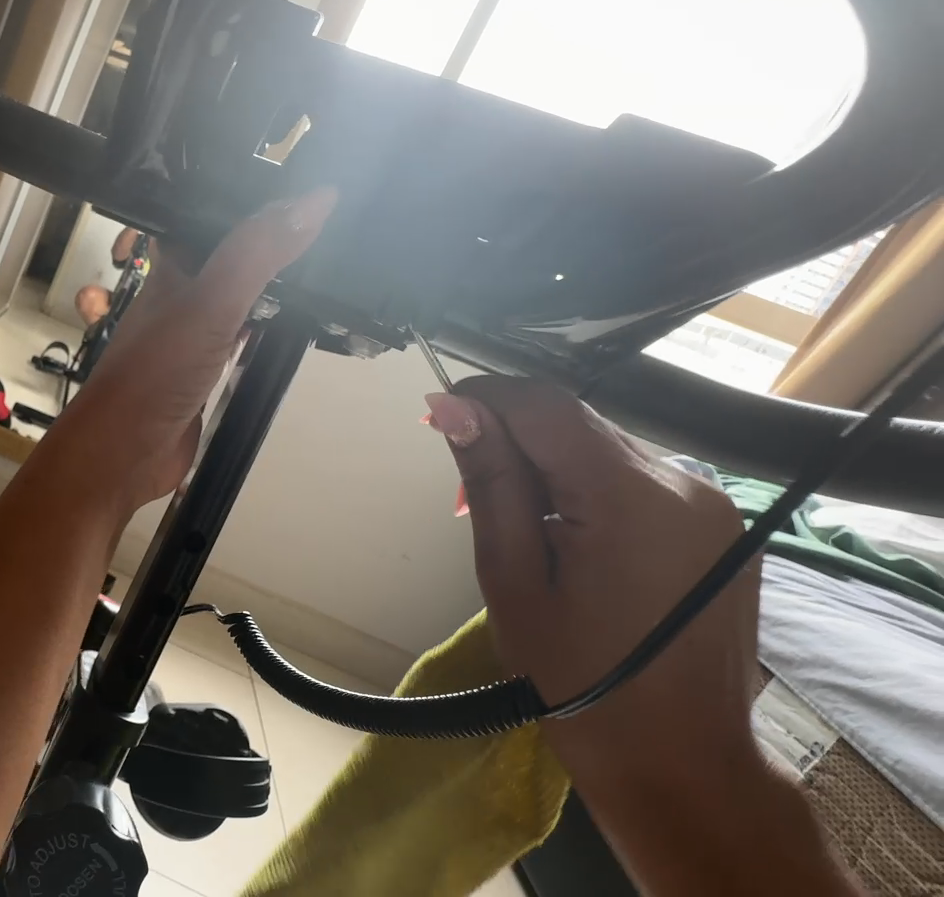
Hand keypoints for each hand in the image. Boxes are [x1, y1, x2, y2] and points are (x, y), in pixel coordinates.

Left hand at [45, 188, 336, 514]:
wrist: (123, 452)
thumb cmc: (154, 373)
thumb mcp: (210, 304)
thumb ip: (256, 255)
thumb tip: (315, 199)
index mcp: (172, 269)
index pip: (208, 217)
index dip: (247, 198)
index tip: (300, 178)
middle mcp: (181, 296)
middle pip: (229, 256)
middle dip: (269, 240)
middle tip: (329, 221)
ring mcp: (192, 334)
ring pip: (237, 298)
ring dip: (271, 284)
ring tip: (326, 262)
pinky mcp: (205, 371)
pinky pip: (241, 338)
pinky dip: (266, 328)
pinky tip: (294, 326)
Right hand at [423, 378, 760, 788]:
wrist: (676, 757)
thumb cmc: (574, 674)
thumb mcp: (510, 574)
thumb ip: (490, 480)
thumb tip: (452, 406)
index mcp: (630, 496)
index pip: (545, 404)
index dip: (483, 397)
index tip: (435, 417)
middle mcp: (684, 482)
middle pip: (574, 423)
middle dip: (510, 439)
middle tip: (466, 500)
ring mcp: (711, 502)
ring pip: (600, 446)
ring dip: (545, 466)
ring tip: (515, 528)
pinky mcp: (718, 523)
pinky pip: (633, 476)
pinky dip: (584, 487)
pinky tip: (564, 538)